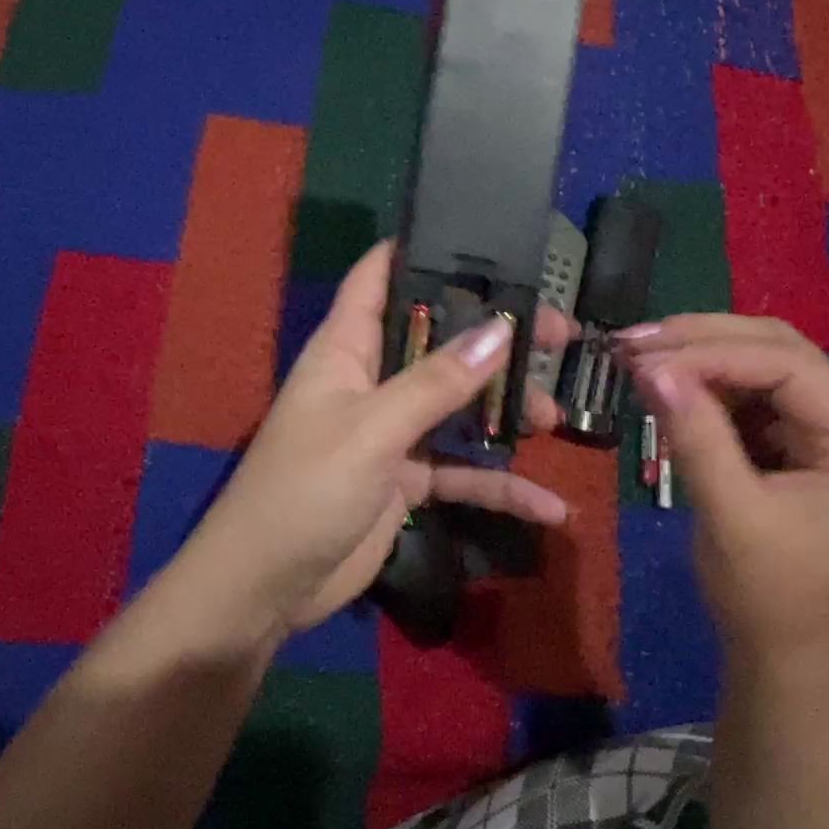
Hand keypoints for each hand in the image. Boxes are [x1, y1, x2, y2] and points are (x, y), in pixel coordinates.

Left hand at [178, 242, 572, 634]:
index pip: (380, 277)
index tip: (488, 241)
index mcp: (346, 349)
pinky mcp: (406, 480)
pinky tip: (549, 507)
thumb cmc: (305, 491)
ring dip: (506, 410)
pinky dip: (500, 486)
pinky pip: (461, 473)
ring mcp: (391, 432)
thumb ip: (435, 383)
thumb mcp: (372, 431)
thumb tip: (500, 330)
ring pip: (458, 406)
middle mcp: (371, 380)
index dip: (423, 251)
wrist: (267, 587)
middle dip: (495, 337)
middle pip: (438, 342)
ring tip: (556, 417)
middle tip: (560, 335)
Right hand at [619, 315, 828, 664]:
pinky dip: (695, 378)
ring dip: (694, 352)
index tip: (646, 360)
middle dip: (702, 340)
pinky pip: (738, 386)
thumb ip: (697, 438)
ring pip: (754, 357)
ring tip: (634, 354)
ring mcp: (816, 422)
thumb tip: (652, 370)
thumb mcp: (730, 515)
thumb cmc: (765, 588)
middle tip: (633, 342)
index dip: (715, 354)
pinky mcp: (784, 432)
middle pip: (775, 348)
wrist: (773, 639)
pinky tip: (656, 379)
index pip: (789, 367)